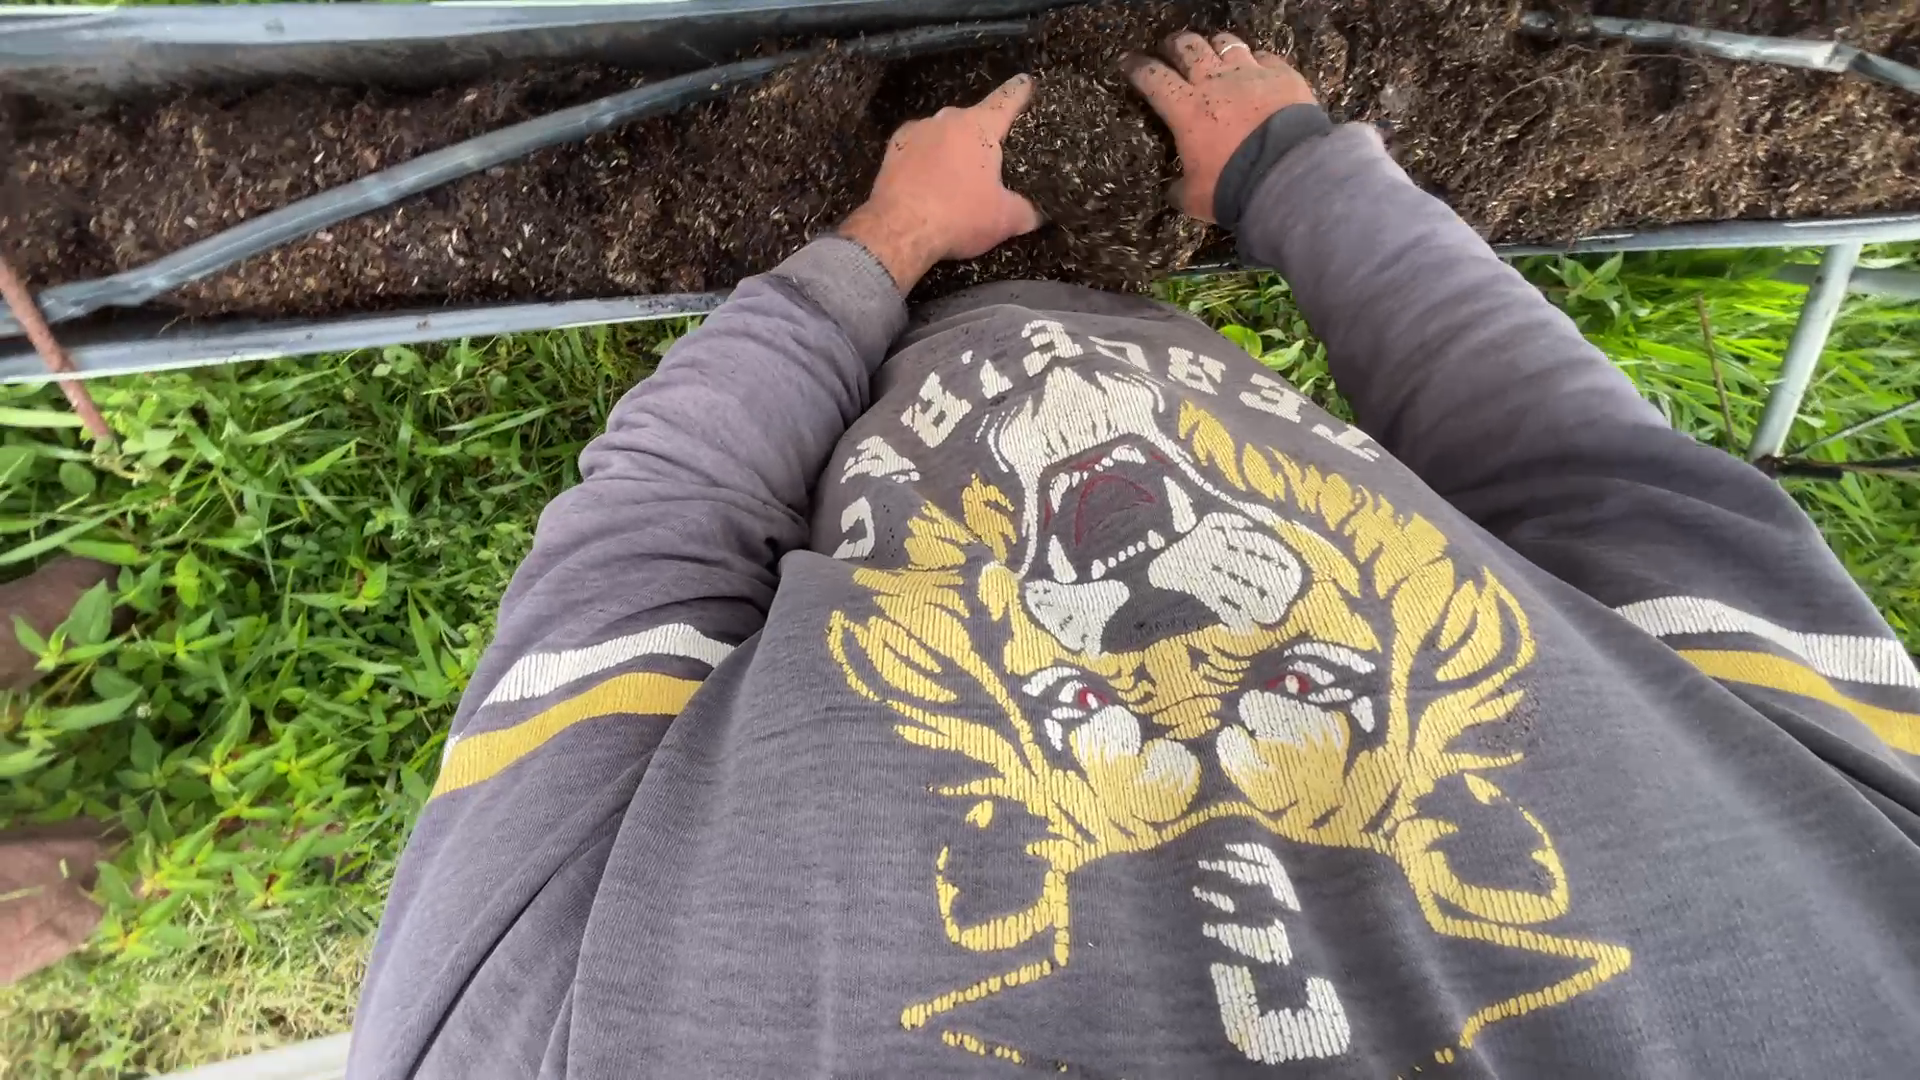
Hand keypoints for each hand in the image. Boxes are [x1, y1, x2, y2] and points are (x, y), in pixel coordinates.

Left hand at [840, 75, 1043, 292]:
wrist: (900, 230)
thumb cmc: (958, 217)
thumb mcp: (1004, 220)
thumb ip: (1027, 212)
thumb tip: (1040, 214)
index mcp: (980, 126)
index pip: (1008, 99)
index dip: (1022, 92)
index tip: (1028, 83)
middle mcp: (948, 118)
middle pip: (974, 120)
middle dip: (983, 138)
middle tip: (990, 164)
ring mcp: (917, 130)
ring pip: (944, 134)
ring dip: (953, 150)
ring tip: (956, 179)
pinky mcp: (893, 148)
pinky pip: (919, 148)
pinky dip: (927, 160)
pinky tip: (927, 181)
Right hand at [1123, 32, 1317, 222]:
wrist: (1284, 174)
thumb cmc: (1230, 187)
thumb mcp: (1194, 198)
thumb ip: (1180, 189)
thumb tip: (1174, 189)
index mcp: (1186, 111)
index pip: (1154, 79)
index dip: (1137, 67)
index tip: (1127, 61)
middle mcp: (1214, 82)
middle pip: (1189, 48)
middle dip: (1174, 44)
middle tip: (1169, 47)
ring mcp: (1250, 72)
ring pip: (1225, 43)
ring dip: (1213, 44)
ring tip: (1210, 50)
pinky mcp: (1281, 73)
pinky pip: (1262, 56)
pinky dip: (1253, 59)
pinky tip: (1254, 67)